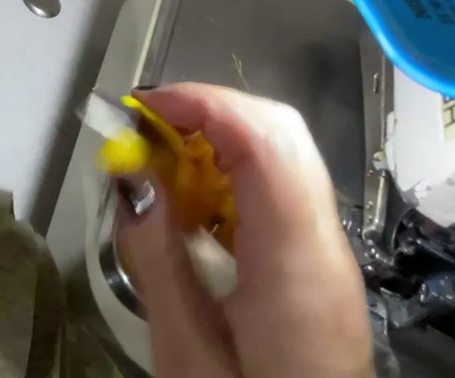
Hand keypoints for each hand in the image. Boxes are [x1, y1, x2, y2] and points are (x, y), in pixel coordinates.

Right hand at [115, 83, 371, 377]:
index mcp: (297, 264)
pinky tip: (188, 204)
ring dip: (211, 139)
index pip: (265, 141)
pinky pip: (274, 186)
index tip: (137, 111)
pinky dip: (225, 170)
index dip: (200, 103)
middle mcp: (324, 244)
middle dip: (203, 112)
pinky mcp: (316, 264)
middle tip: (140, 132)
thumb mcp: (186, 352)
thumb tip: (127, 175)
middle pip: (279, 132)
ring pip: (278, 153)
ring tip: (154, 166)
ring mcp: (326, 253)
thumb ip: (155, 258)